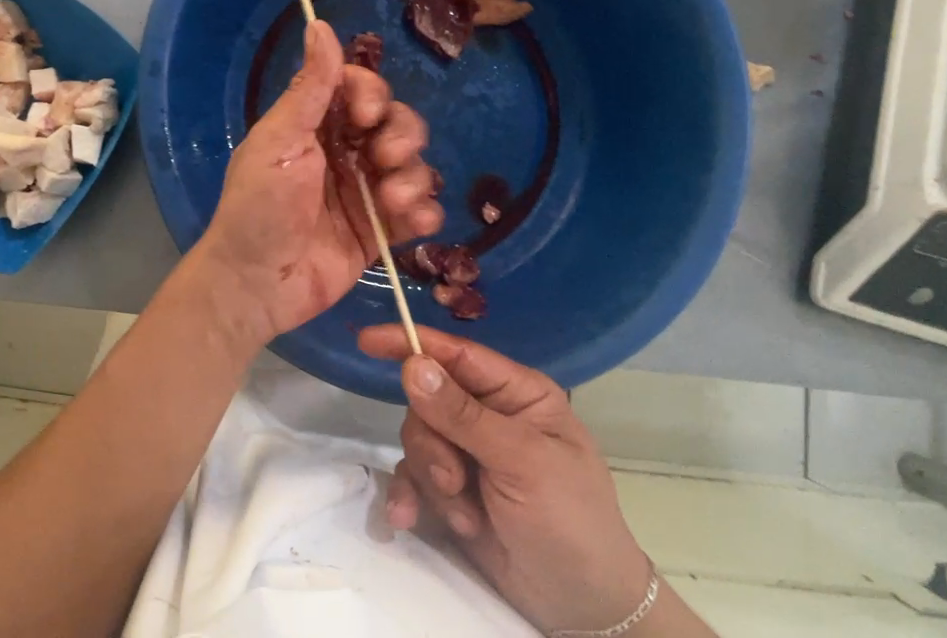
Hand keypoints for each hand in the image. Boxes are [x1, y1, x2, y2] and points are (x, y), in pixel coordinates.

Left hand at [193, 20, 443, 344]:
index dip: (373, 95)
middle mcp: (344, 153)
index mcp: (315, 125)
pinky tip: (414, 221)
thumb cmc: (258, 207)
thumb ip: (310, 88)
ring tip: (392, 202)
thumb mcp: (279, 142)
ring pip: (414, 166)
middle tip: (385, 158)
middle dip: (401, 136)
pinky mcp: (380, 231)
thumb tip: (320, 25)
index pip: (361, 91)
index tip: (366, 116)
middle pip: (397, 124)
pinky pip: (418, 211)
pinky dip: (425, 212)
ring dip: (414, 177)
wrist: (256, 283)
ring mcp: (365, 192)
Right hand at [359, 325, 655, 634]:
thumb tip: (412, 363)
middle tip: (455, 479)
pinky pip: (411, 476)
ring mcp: (468, 454)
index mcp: (517, 395)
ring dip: (432, 480)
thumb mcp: (522, 463)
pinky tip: (409, 519)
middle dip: (433, 444)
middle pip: (427, 401)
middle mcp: (489, 416)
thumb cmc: (569, 520)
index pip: (457, 355)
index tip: (367, 342)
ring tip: (464, 516)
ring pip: (417, 440)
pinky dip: (409, 496)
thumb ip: (463, 414)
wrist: (579, 605)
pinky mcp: (451, 490)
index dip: (412, 343)